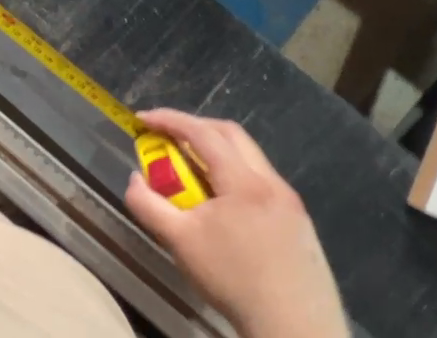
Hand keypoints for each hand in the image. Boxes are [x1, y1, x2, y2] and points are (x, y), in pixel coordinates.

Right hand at [126, 109, 346, 337]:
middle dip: (193, 128)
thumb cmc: (233, 280)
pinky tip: (219, 203)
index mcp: (245, 183)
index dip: (168, 119)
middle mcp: (274, 185)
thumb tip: (135, 179)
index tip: (141, 120)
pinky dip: (232, 175)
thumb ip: (146, 203)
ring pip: (249, 159)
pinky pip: (261, 182)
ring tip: (188, 171)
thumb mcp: (176, 240)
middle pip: (231, 135)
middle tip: (164, 137)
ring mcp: (292, 206)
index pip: (203, 133)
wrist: (296, 331)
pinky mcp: (301, 225)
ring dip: (214, 153)